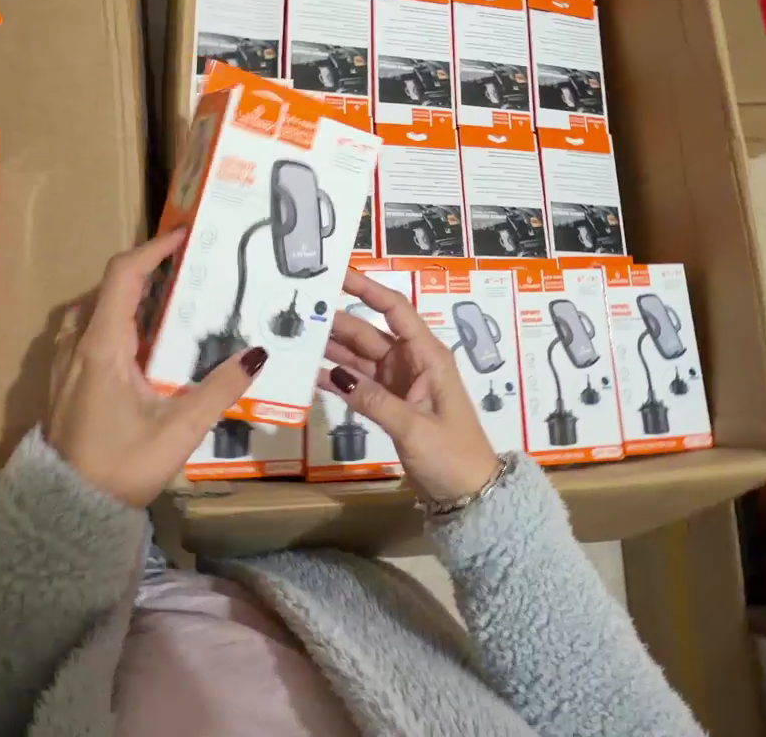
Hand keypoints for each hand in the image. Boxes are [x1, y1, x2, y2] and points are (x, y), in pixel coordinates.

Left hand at [47, 229, 266, 506]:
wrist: (66, 513)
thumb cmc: (121, 465)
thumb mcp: (180, 428)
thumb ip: (220, 388)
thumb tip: (258, 353)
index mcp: (103, 346)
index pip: (124, 275)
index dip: (154, 248)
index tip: (186, 236)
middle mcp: (78, 345)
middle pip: (111, 288)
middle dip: (151, 271)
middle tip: (191, 273)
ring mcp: (65, 364)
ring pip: (97, 311)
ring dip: (132, 298)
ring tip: (171, 305)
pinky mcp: (65, 383)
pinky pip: (90, 334)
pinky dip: (118, 323)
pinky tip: (143, 347)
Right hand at [320, 269, 500, 504]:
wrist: (468, 493)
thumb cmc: (451, 453)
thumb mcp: (414, 427)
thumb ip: (374, 400)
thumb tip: (334, 374)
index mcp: (427, 355)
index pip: (395, 310)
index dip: (367, 288)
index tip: (339, 273)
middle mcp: (411, 361)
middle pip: (370, 332)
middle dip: (338, 319)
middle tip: (301, 311)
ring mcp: (398, 382)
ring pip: (359, 356)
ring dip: (332, 347)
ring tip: (297, 336)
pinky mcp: (388, 402)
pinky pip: (357, 382)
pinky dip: (336, 377)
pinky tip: (310, 371)